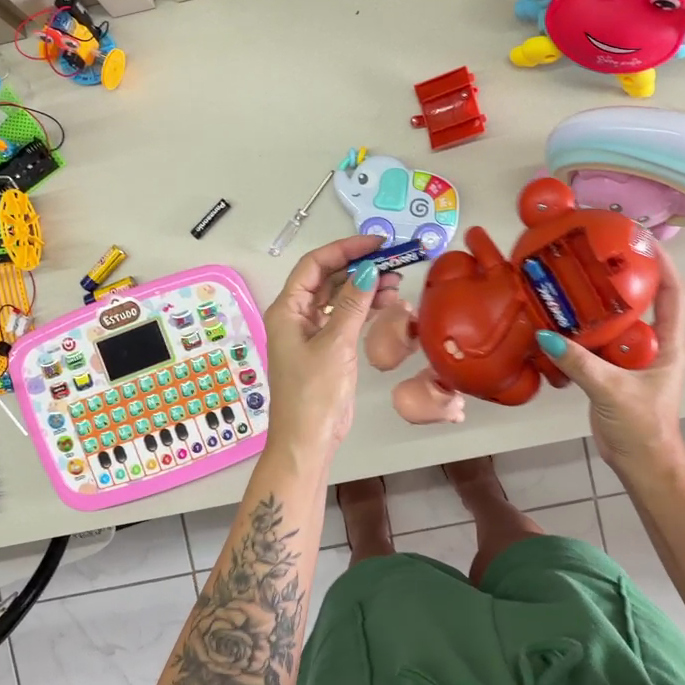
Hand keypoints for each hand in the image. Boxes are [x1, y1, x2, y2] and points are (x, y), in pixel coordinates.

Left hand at [261, 236, 401, 465]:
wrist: (307, 440)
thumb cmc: (313, 394)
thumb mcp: (335, 345)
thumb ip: (353, 305)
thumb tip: (369, 270)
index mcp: (288, 310)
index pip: (314, 265)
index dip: (345, 249)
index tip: (376, 244)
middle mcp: (296, 316)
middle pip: (328, 279)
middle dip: (359, 268)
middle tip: (394, 263)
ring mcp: (311, 333)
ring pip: (339, 298)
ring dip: (365, 288)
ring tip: (397, 283)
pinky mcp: (326, 349)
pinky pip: (345, 318)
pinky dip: (365, 309)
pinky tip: (388, 303)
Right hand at [533, 243, 684, 476]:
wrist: (641, 465)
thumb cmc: (642, 428)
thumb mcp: (612, 390)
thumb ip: (579, 362)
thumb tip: (546, 335)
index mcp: (666, 345)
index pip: (671, 294)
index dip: (661, 265)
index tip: (641, 240)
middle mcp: (650, 347)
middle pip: (638, 304)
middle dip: (619, 279)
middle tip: (593, 257)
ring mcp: (629, 362)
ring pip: (613, 325)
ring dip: (594, 308)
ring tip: (570, 285)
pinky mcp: (609, 375)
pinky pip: (594, 346)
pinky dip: (578, 335)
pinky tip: (557, 325)